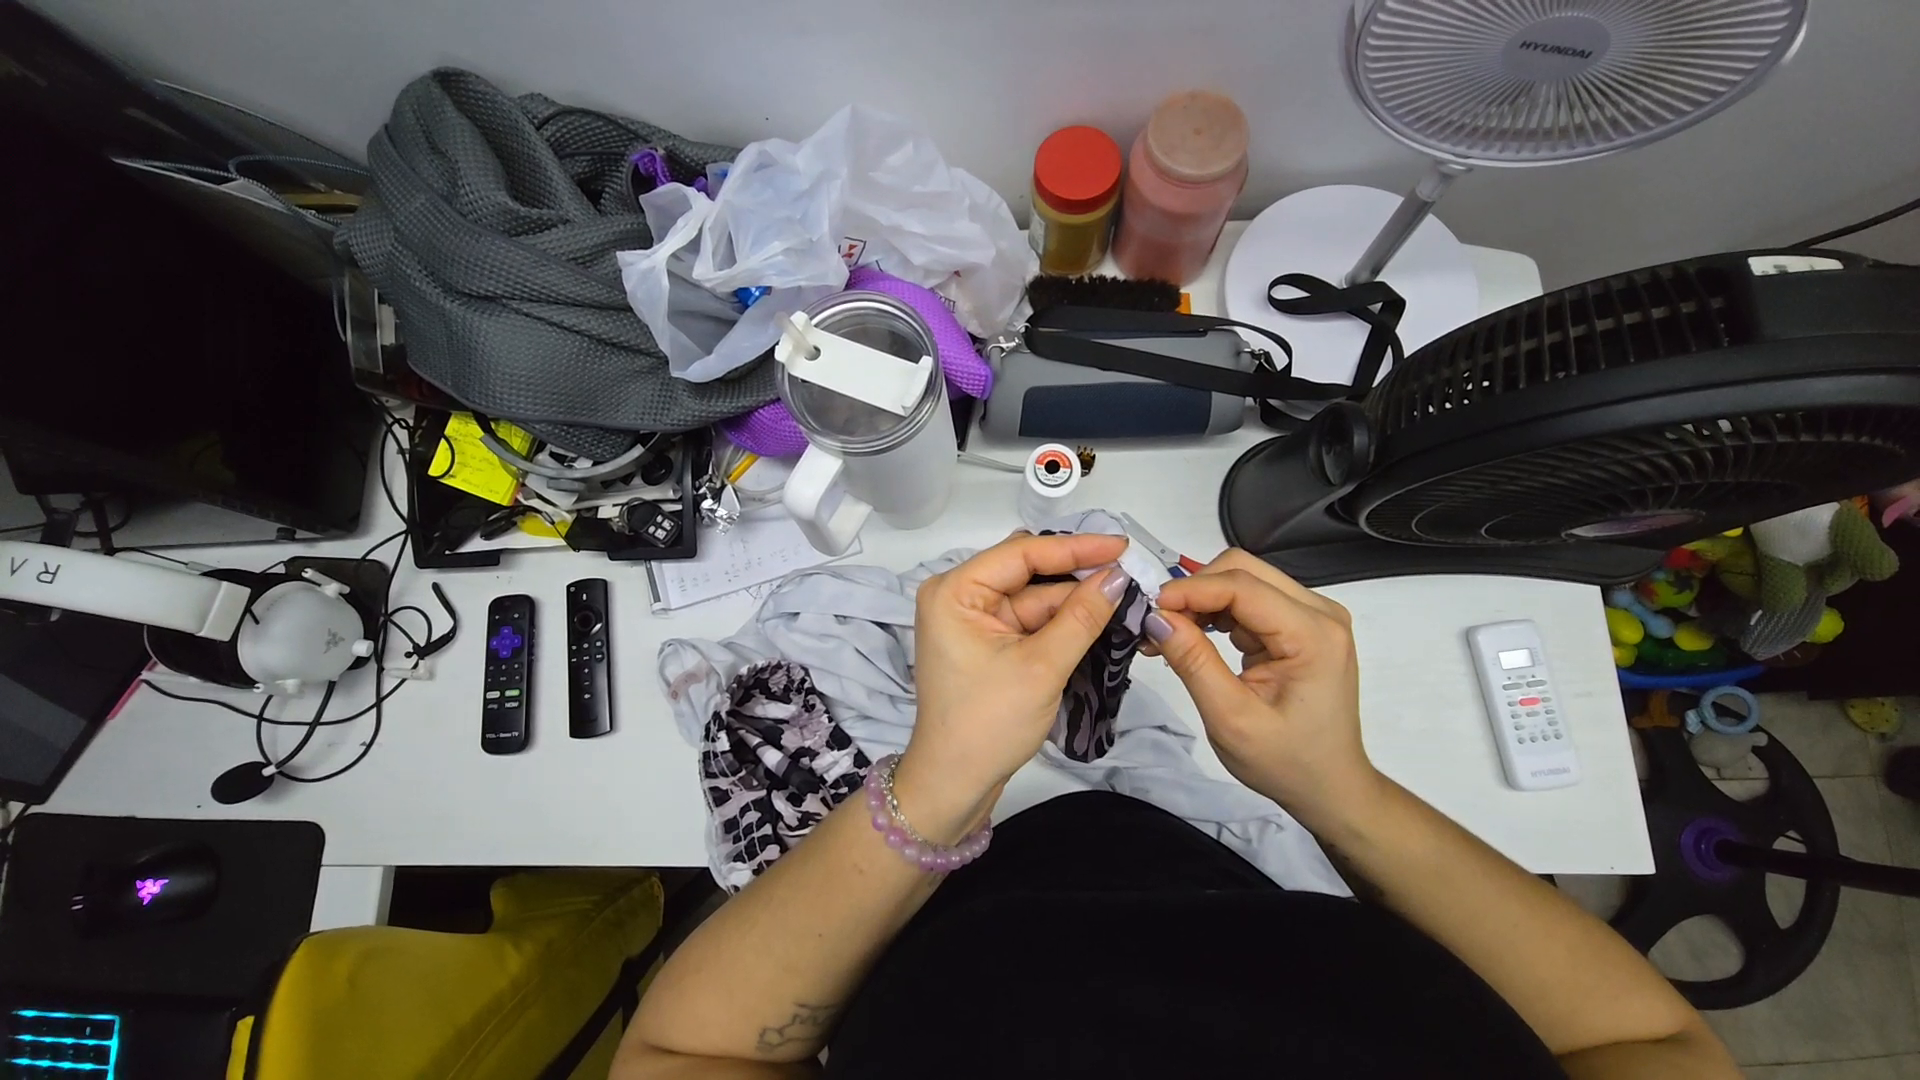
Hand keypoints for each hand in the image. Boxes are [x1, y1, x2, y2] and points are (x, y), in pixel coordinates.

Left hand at [898, 531, 1129, 838]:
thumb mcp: (1041, 667)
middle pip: (1028, 573)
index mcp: (955, 592)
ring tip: (1126, 592)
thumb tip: (1118, 576)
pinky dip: (1063, 621)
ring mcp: (973, 622)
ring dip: (1075, 599)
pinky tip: (1100, 614)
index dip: (1075, 548)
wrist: (955, 784)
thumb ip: (1082, 616)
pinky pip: (1030, 622)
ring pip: (1033, 598)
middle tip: (1130, 570)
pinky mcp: (988, 645)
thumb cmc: (988, 724)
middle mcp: (959, 598)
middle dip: (1077, 574)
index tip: (1121, 545)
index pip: (1021, 554)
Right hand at [1149, 550, 1382, 823]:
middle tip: (1158, 626)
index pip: (1242, 586)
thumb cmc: (1285, 762)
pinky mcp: (1298, 624)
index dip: (1190, 590)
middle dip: (1194, 591)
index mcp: (1313, 634)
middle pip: (1243, 571)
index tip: (1148, 609)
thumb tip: (1155, 617)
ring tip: (1168, 637)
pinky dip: (1213, 614)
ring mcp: (1311, 615)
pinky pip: (1247, 601)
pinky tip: (1191, 640)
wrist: (1329, 787)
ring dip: (1200, 601)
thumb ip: (1194, 662)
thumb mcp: (1231, 719)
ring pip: (1242, 581)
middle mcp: (1319, 612)